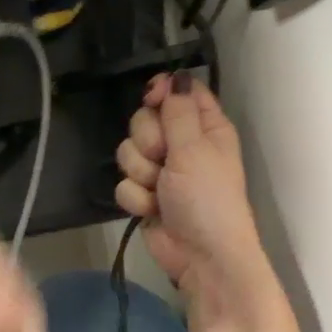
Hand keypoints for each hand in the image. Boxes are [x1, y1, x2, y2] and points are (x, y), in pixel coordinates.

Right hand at [113, 72, 263, 293]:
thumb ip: (178, 112)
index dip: (162, 92)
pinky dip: (136, 198)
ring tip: (160, 190)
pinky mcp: (144, 196)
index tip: (152, 100)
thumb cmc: (207, 198)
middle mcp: (182, 144)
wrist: (201, 255)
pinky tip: (152, 211)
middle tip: (163, 157)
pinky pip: (124, 184)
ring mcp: (161, 171)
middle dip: (147, 140)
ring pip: (128, 153)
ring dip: (141, 172)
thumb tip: (175, 76)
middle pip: (144, 121)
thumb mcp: (195, 148)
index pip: (180, 92)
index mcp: (205, 127)